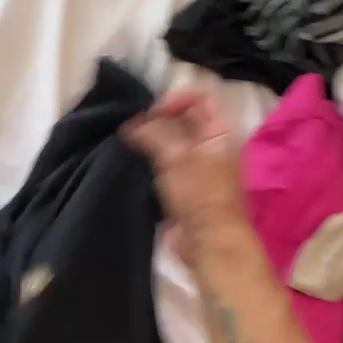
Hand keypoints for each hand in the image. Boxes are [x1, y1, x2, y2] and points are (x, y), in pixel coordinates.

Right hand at [121, 88, 250, 245]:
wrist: (206, 243)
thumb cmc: (199, 196)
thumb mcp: (177, 158)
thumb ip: (154, 134)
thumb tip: (131, 124)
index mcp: (218, 132)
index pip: (199, 99)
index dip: (174, 100)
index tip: (150, 115)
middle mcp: (208, 147)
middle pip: (180, 122)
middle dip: (154, 123)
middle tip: (129, 132)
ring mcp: (193, 169)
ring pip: (167, 146)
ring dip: (146, 146)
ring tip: (124, 149)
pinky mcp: (178, 190)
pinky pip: (160, 169)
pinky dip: (145, 166)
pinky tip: (128, 167)